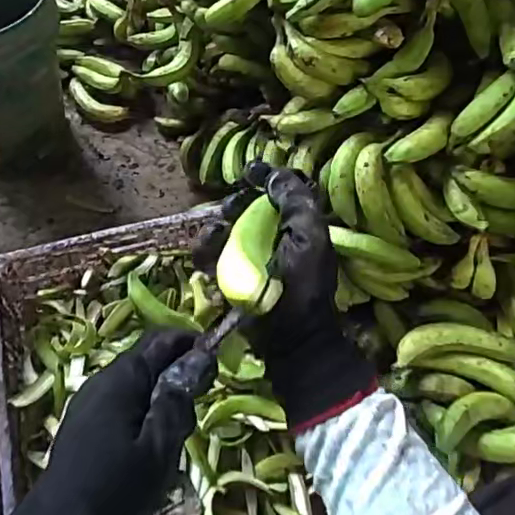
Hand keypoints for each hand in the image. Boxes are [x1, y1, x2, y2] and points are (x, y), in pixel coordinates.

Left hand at [0, 328, 199, 514]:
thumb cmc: (115, 490)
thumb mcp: (159, 448)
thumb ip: (178, 400)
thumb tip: (199, 359)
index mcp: (122, 378)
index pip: (162, 339)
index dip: (192, 342)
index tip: (217, 359)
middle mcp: (102, 379)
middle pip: (148, 358)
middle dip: (178, 368)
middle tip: (203, 396)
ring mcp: (89, 401)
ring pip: (136, 381)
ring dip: (162, 391)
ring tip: (180, 425)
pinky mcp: (83, 423)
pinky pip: (121, 400)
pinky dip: (144, 407)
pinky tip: (151, 440)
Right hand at [195, 163, 375, 430]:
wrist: (291, 341)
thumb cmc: (305, 288)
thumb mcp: (309, 238)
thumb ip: (295, 202)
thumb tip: (275, 174)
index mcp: (297, 224)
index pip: (278, 190)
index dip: (264, 177)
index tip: (248, 173)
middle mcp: (273, 236)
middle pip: (245, 207)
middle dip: (233, 205)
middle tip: (227, 211)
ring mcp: (250, 258)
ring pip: (223, 231)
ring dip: (214, 231)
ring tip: (213, 239)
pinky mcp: (231, 278)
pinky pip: (211, 258)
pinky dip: (206, 256)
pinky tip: (207, 261)